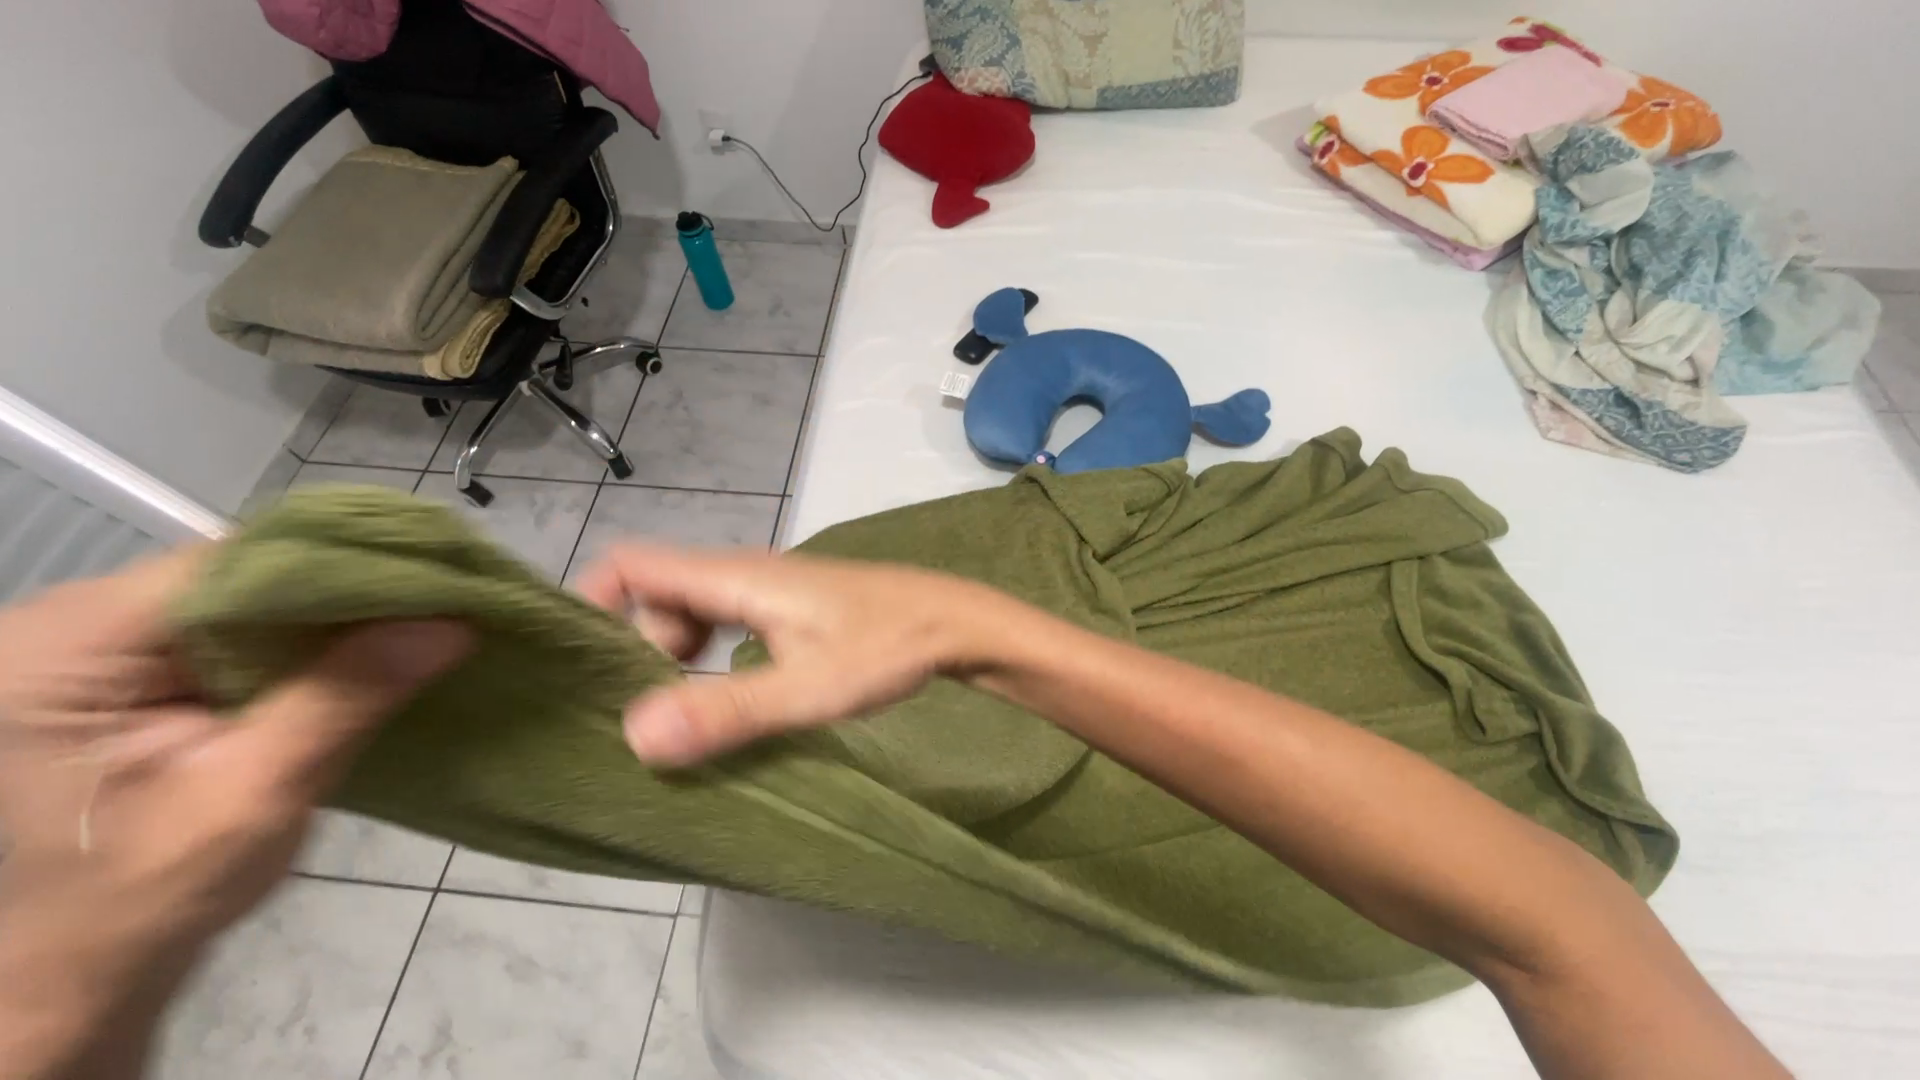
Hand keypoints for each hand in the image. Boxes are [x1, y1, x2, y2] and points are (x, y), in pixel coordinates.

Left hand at [0, 547, 470, 1065]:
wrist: (90, 960)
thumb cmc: (153, 893)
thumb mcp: (258, 793)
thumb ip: (345, 698)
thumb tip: (452, 623)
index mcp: (64, 650)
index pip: (226, 566)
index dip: (339, 565)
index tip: (437, 578)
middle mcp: (73, 624)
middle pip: (243, 569)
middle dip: (350, 583)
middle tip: (449, 594)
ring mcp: (109, 639)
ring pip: (254, 590)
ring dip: (342, 607)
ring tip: (430, 611)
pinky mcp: (146, 661)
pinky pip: (249, 620)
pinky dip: (319, 631)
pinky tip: (379, 640)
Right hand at [576, 545, 1008, 765]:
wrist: (954, 624)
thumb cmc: (887, 648)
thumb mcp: (808, 689)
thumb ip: (728, 710)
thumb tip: (636, 736)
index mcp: (734, 580)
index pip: (634, 565)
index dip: (594, 603)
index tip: (584, 665)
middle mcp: (742, 575)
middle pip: (656, 596)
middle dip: (639, 649)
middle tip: (651, 711)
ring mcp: (767, 591)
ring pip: (691, 613)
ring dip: (677, 658)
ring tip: (690, 713)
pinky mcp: (788, 609)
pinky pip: (724, 624)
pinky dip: (709, 657)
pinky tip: (730, 696)